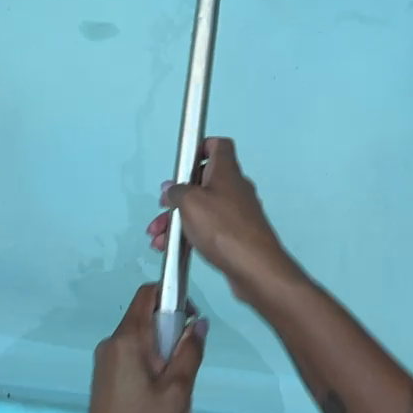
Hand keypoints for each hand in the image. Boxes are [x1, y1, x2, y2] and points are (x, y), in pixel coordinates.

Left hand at [63, 284, 206, 412]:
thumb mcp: (178, 391)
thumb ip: (190, 352)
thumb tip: (198, 323)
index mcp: (128, 339)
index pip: (148, 293)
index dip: (173, 295)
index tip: (191, 319)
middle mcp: (112, 345)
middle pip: (150, 325)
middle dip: (174, 347)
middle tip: (186, 379)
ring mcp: (106, 365)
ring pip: (146, 352)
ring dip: (167, 373)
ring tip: (178, 411)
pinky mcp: (105, 384)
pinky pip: (135, 370)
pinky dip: (153, 384)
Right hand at [149, 137, 304, 307]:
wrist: (254, 266)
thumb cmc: (221, 226)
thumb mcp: (190, 203)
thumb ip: (177, 192)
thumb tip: (171, 188)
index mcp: (226, 170)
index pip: (218, 145)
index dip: (201, 147)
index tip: (183, 162)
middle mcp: (234, 187)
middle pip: (204, 180)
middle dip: (179, 195)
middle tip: (162, 209)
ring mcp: (237, 212)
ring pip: (203, 208)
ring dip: (179, 219)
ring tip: (158, 238)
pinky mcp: (237, 234)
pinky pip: (209, 227)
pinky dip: (191, 234)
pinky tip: (172, 248)